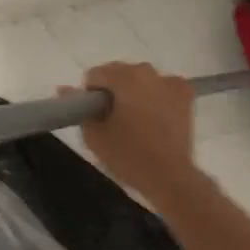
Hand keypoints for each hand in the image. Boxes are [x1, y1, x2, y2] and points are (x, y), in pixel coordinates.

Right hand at [76, 62, 203, 202]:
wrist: (170, 177)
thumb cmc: (128, 156)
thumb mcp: (95, 135)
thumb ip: (79, 107)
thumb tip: (64, 88)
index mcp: (125, 78)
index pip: (96, 74)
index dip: (91, 94)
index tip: (95, 116)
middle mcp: (148, 71)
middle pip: (120, 72)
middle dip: (113, 90)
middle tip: (113, 119)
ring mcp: (170, 81)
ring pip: (141, 78)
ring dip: (134, 91)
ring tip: (135, 120)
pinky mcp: (185, 94)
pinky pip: (161, 87)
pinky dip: (155, 95)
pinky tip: (154, 116)